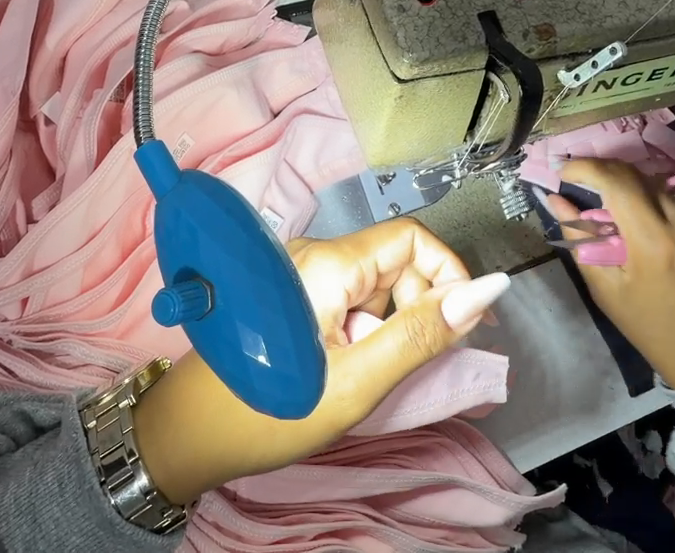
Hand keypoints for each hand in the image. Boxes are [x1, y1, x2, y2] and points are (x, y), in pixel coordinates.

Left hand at [131, 218, 511, 503]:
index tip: (463, 326)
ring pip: (374, 282)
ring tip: (367, 371)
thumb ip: (421, 335)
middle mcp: (312, 253)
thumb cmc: (269, 412)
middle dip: (416, 306)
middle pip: (395, 260)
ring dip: (389, 323)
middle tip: (407, 363)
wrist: (187, 435)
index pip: (412, 238)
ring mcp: (298, 271)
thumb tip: (487, 290)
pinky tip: (346, 365)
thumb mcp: (356, 382)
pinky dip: (365, 327)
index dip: (448, 274)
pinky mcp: (291, 292)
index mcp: (328, 262)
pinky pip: (348, 296)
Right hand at [551, 158, 674, 389]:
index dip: (587, 168)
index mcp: (656, 242)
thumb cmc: (654, 328)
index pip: (616, 180)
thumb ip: (581, 237)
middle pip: (642, 179)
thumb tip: (557, 198)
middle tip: (603, 207)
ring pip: (669, 187)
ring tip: (645, 229)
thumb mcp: (607, 289)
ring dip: (649, 199)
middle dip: (615, 186)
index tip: (567, 171)